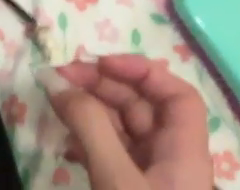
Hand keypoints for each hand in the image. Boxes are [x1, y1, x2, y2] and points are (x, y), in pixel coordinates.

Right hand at [41, 55, 213, 189]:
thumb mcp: (114, 178)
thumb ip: (86, 124)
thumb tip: (56, 78)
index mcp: (184, 155)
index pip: (176, 96)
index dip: (140, 70)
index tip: (96, 61)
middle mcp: (173, 162)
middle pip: (143, 107)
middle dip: (100, 85)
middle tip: (57, 79)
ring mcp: (152, 180)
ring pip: (123, 128)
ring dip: (88, 110)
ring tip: (54, 108)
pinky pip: (111, 152)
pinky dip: (86, 138)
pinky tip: (65, 146)